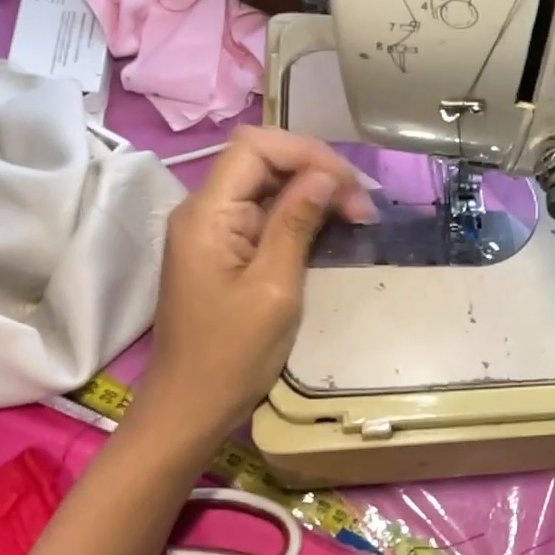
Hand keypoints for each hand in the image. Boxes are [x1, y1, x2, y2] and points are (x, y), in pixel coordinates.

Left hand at [128, 127, 378, 451]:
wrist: (191, 407)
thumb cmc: (232, 354)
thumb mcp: (275, 288)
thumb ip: (296, 224)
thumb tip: (325, 176)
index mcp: (207, 214)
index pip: (255, 147)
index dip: (307, 153)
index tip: (352, 187)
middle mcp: (203, 212)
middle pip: (260, 161)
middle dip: (316, 171)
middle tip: (363, 207)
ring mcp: (212, 233)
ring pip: (265, 188)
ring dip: (312, 194)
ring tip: (357, 218)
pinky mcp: (223, 254)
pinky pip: (263, 217)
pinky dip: (299, 216)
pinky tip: (330, 232)